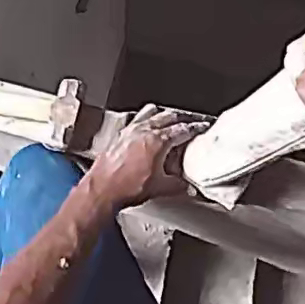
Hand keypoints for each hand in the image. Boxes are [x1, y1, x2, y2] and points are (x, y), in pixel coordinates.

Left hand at [84, 106, 209, 208]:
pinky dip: (146, 119)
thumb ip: (178, 185)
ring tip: (170, 119)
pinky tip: (146, 126)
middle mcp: (143, 131)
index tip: (203, 127)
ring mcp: (130, 131)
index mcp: (157, 141)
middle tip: (191, 121)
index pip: (183, 129)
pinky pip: (137, 119)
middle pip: (169, 116)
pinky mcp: (119, 135)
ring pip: (151, 113)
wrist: (102, 190)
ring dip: (163, 114)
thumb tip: (188, 186)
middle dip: (182, 118)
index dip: (196, 127)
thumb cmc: (125, 187)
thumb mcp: (160, 188)